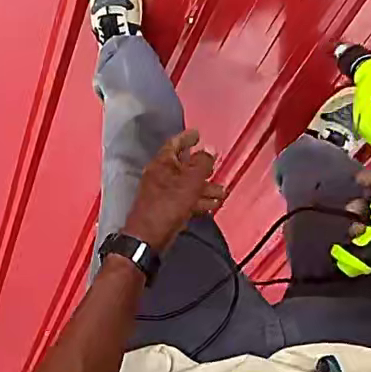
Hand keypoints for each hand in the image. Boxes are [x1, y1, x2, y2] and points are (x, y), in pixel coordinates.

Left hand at [122, 129, 227, 252]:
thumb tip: (210, 149)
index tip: (197, 134)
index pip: (175, 144)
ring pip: (187, 185)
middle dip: (202, 167)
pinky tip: (211, 205)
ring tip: (221, 192)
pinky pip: (185, 200)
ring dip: (205, 187)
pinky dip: (198, 201)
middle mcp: (160, 176)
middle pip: (184, 166)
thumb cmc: (165, 207)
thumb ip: (202, 163)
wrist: (149, 237)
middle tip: (215, 164)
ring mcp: (162, 193)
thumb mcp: (190, 181)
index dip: (187, 138)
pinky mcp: (166, 209)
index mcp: (162, 164)